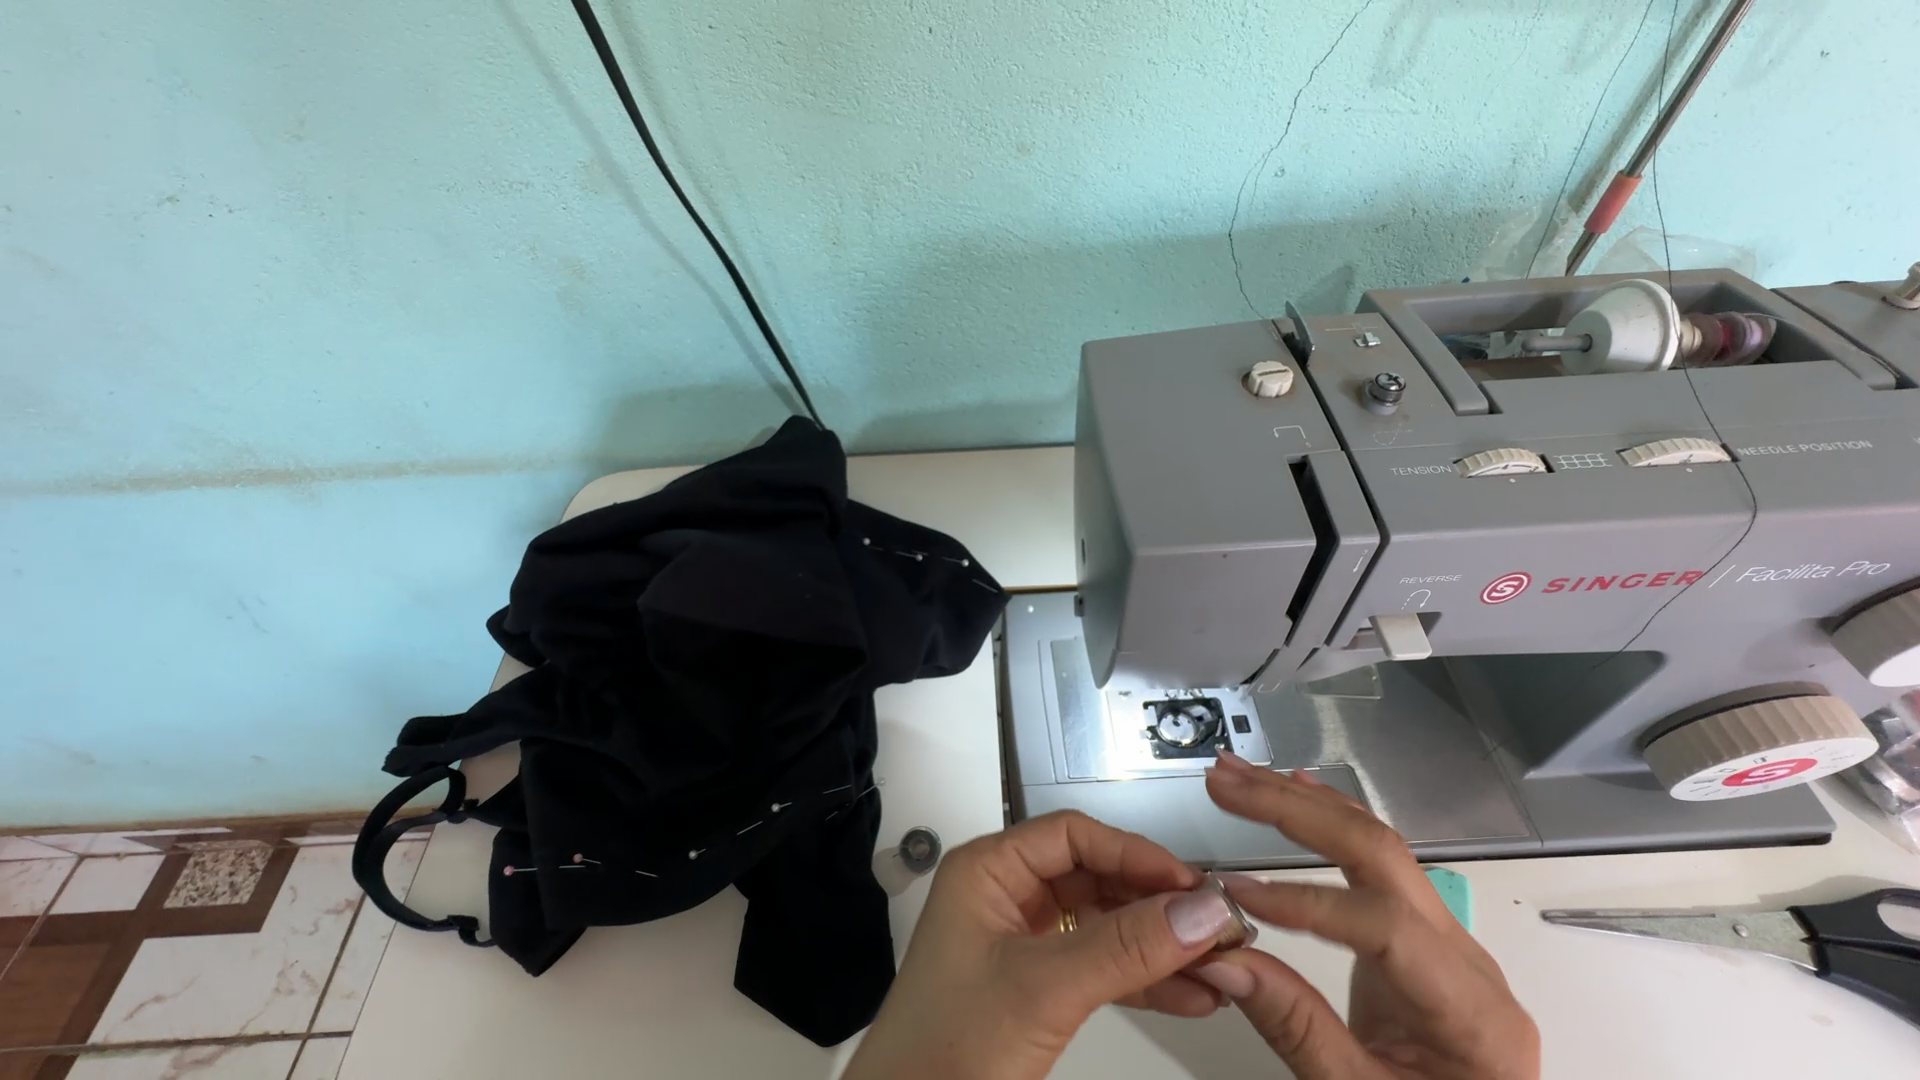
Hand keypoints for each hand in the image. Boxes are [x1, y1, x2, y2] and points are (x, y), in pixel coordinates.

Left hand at [842, 810, 1245, 1079]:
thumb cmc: (947, 1046)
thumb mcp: (1043, 989)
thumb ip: (1124, 948)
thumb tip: (1200, 912)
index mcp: (989, 869)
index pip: (1072, 836)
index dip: (1133, 853)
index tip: (1189, 883)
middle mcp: (1006, 893)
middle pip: (1094, 876)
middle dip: (1154, 903)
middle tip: (1213, 925)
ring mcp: (1022, 938)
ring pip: (1103, 923)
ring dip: (1157, 945)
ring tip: (1216, 964)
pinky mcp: (1036, 981)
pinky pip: (1099, 964)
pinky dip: (1142, 979)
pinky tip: (1190, 995)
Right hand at [1198, 753, 1539, 1079]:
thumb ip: (1295, 1029)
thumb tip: (1219, 957)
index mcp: (1470, 1012)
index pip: (1385, 928)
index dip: (1305, 901)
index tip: (1233, 893)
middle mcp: (1466, 958)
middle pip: (1382, 855)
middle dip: (1295, 811)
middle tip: (1224, 785)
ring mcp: (1445, 939)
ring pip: (1376, 844)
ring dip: (1300, 803)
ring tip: (1236, 778)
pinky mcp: (1418, 936)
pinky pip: (1375, 863)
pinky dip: (1327, 819)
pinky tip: (1295, 788)